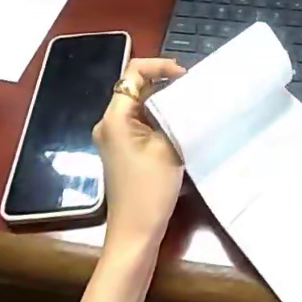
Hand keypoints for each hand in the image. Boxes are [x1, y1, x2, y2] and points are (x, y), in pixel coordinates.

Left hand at [93, 57, 186, 251]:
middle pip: (135, 87)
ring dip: (163, 101)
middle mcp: (109, 122)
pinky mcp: (122, 149)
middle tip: (192, 89)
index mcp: (115, 117)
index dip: (159, 66)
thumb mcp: (169, 147)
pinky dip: (159, 117)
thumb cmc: (150, 190)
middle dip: (164, 82)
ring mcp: (114, 136)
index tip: (184, 76)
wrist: (135, 235)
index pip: (133, 72)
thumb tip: (186, 95)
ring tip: (190, 104)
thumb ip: (175, 115)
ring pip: (139, 104)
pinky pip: (140, 120)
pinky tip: (179, 124)